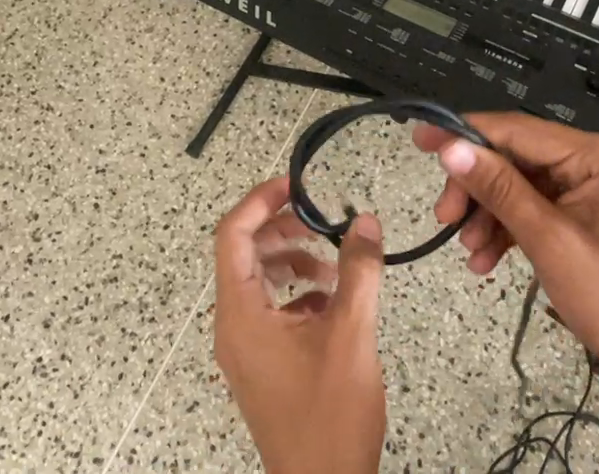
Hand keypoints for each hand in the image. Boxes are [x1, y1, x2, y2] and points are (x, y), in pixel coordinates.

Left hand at [212, 177, 385, 473]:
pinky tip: (332, 302)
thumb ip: (359, 272)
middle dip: (282, 230)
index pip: (232, 235)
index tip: (296, 184)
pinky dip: (296, 295)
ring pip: (257, 283)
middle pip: (243, 255)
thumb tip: (366, 220)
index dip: (260, 201)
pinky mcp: (260, 365)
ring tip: (335, 266)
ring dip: (292, 262)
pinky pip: (268, 311)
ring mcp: (243, 348)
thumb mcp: (351, 335)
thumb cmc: (331, 414)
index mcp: (240, 313)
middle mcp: (232, 326)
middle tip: (322, 221)